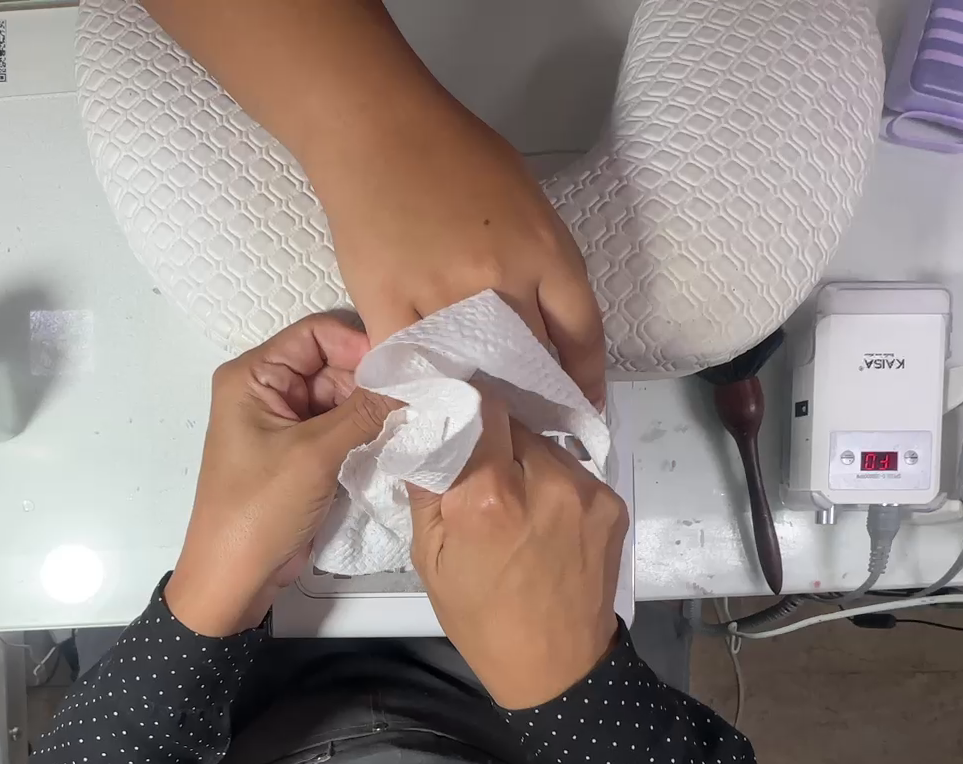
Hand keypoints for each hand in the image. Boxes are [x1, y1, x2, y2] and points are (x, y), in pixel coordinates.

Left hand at [166, 314, 393, 635]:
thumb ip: (365, 412)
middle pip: (331, 365)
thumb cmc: (260, 508)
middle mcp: (267, 391)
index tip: (405, 364)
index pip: (315, 334)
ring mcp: (285, 425)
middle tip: (421, 395)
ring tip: (416, 417)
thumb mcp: (314, 454)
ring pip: (340, 398)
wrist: (235, 575)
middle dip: (372, 379)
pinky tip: (399, 438)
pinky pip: (339, 429)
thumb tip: (416, 381)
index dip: (360, 343)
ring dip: (374, 409)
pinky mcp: (301, 454)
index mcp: (252, 376)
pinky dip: (366, 432)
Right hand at [311, 109, 606, 406]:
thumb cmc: (453, 154)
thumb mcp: (524, 199)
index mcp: (544, 249)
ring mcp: (442, 299)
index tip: (583, 407)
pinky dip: (421, 392)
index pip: (582, 332)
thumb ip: (538, 261)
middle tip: (534, 430)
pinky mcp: (389, 309)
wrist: (377, 135)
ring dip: (482, 407)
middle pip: (531, 363)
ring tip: (483, 428)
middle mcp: (501, 281)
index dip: (585, 379)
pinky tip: (427, 408)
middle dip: (537, 403)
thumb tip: (538, 319)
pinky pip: (412, 369)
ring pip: (473, 375)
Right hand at [408, 396, 626, 708]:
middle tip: (474, 460)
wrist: (556, 667)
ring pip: (544, 442)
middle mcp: (544, 480)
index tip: (447, 409)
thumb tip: (421, 435)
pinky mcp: (613, 501)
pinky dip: (550, 478)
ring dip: (523, 455)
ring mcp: (586, 490)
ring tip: (511, 492)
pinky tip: (540, 509)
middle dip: (489, 434)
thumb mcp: (430, 560)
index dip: (461, 404)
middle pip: (513, 420)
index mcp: (488, 497)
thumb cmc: (479, 618)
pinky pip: (571, 468)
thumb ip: (426, 491)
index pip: (478, 408)